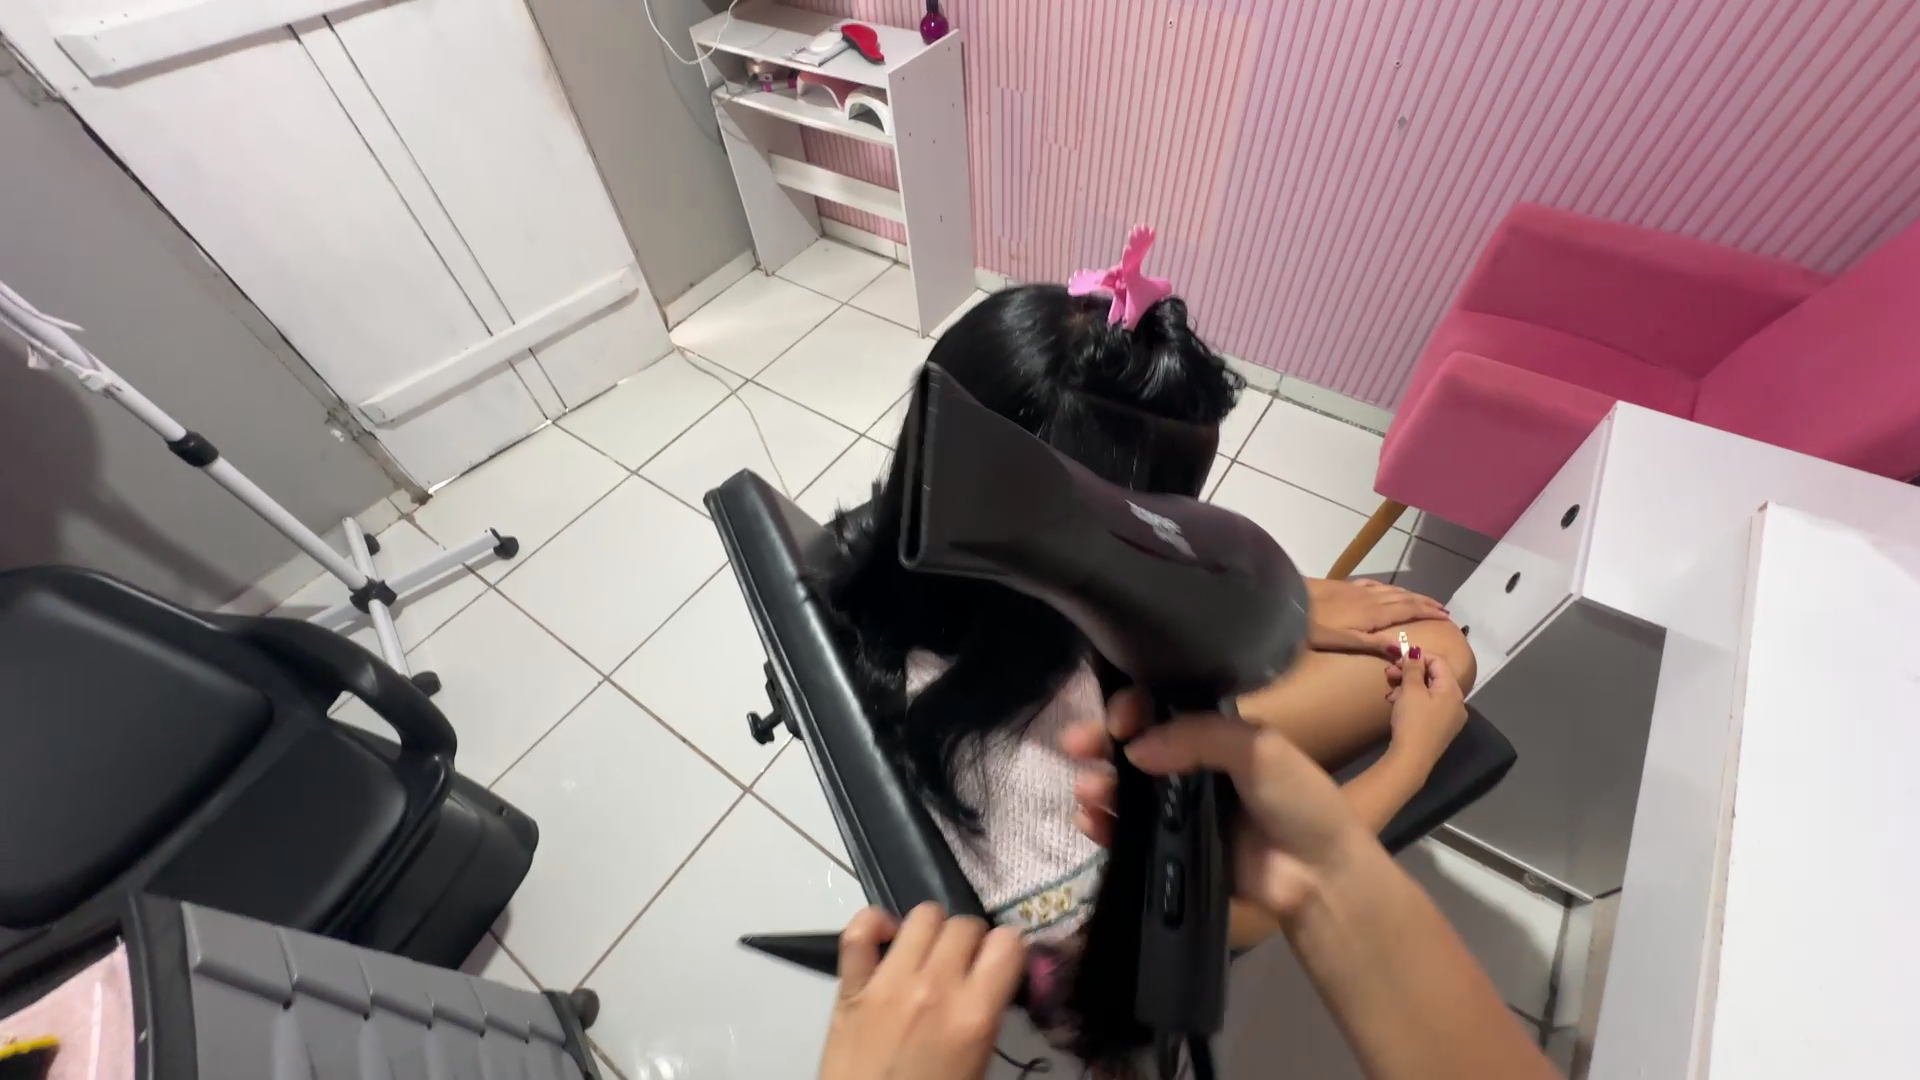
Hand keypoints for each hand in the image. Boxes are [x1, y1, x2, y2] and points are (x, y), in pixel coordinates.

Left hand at [819, 904, 1025, 1079]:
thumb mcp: (977, 1065)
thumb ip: (987, 1014)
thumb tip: (993, 976)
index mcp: (973, 1015)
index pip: (1009, 942)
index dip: (1009, 948)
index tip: (1001, 963)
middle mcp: (934, 987)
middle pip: (965, 924)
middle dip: (972, 940)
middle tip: (964, 965)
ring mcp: (889, 982)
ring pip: (923, 914)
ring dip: (933, 930)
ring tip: (929, 954)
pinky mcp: (850, 986)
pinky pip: (859, 930)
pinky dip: (874, 923)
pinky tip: (887, 940)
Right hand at [1062, 692, 1373, 924]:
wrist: (1318, 877)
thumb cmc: (1296, 801)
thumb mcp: (1257, 748)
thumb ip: (1196, 736)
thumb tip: (1135, 750)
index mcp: (1209, 731)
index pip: (1157, 708)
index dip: (1131, 707)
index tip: (1119, 720)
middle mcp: (1185, 763)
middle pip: (1129, 744)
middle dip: (1097, 739)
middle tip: (1072, 743)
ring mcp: (1173, 806)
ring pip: (1120, 786)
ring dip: (1097, 782)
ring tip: (1087, 790)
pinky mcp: (1166, 846)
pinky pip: (1123, 831)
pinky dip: (1100, 823)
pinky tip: (1088, 820)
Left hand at [1305, 578, 1447, 657]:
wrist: (1289, 599)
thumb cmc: (1313, 625)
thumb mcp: (1344, 640)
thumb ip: (1373, 643)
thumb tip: (1404, 650)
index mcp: (1374, 612)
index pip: (1409, 610)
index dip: (1428, 612)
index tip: (1446, 616)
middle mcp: (1370, 597)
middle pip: (1403, 597)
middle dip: (1424, 602)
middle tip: (1441, 608)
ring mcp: (1356, 589)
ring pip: (1390, 589)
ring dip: (1408, 594)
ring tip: (1420, 599)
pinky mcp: (1343, 584)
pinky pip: (1373, 584)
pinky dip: (1387, 587)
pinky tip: (1385, 588)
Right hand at [1382, 651, 1468, 769]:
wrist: (1413, 757)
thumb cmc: (1413, 720)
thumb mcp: (1411, 691)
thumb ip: (1413, 669)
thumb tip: (1415, 651)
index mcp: (1452, 690)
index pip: (1438, 662)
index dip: (1417, 655)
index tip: (1395, 657)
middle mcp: (1457, 702)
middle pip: (1434, 676)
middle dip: (1410, 672)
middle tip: (1388, 673)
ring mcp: (1450, 716)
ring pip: (1429, 691)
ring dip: (1409, 686)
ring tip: (1391, 692)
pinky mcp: (1441, 726)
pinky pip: (1429, 704)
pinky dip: (1413, 699)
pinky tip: (1398, 704)